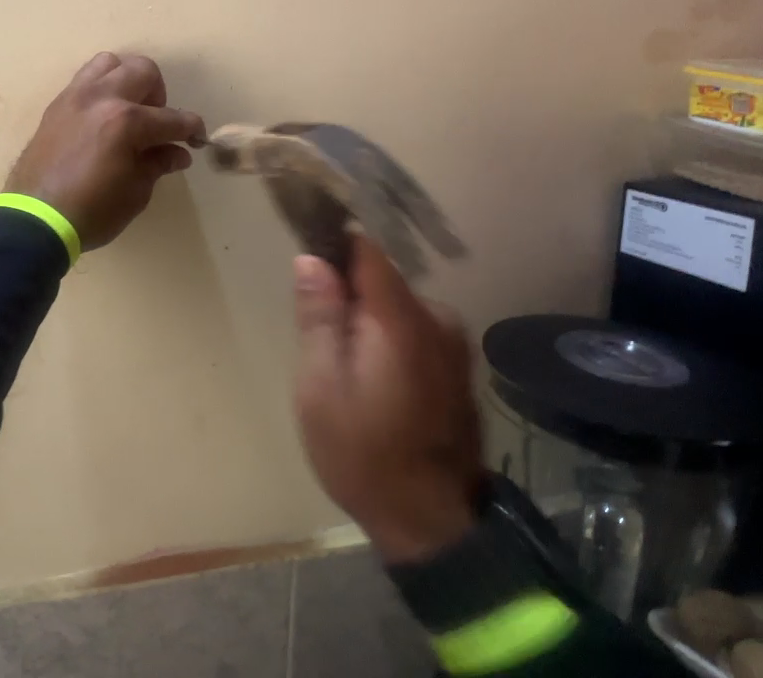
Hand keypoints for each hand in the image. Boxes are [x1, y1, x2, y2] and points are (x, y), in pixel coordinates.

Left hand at [4, 52, 206, 251]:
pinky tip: (103, 117)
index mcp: (126, 121)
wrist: (35, 219)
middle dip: (158, 95)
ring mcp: (75, 97)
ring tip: (128, 110)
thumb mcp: (134, 193)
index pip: (172, 118)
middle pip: (143, 71)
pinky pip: (84, 80)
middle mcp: (101, 98)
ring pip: (109, 63)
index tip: (197, 139)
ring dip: (126, 80)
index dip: (191, 129)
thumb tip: (177, 152)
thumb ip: (156, 164)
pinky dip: (101, 89)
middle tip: (157, 124)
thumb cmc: (91, 212)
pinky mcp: (56, 105)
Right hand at [293, 238, 482, 562]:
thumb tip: (311, 259)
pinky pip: (415, 332)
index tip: (304, 252)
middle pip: (381, 281)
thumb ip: (318, 317)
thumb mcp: (320, 385)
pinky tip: (374, 383)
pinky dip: (389, 341)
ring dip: (368, 322)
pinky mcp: (458, 369)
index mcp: (400, 319)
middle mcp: (436, 319)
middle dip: (346, 295)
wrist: (430, 521)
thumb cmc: (361, 452)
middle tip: (317, 341)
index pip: (366, 250)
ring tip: (343, 369)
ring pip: (397, 308)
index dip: (332, 242)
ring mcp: (454, 345)